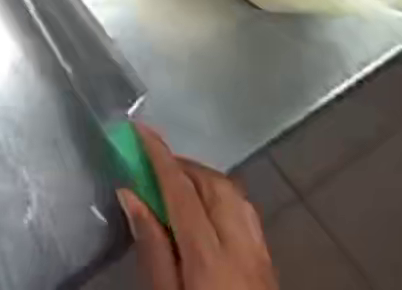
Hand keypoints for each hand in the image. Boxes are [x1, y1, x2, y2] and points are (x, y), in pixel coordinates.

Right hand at [119, 123, 277, 289]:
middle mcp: (243, 250)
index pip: (181, 189)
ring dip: (205, 179)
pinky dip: (222, 200)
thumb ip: (151, 246)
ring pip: (236, 197)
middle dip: (183, 165)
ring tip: (176, 185)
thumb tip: (130, 193)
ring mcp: (262, 261)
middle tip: (152, 165)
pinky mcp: (271, 272)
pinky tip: (205, 214)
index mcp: (210, 257)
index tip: (139, 129)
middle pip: (215, 185)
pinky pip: (246, 217)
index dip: (159, 155)